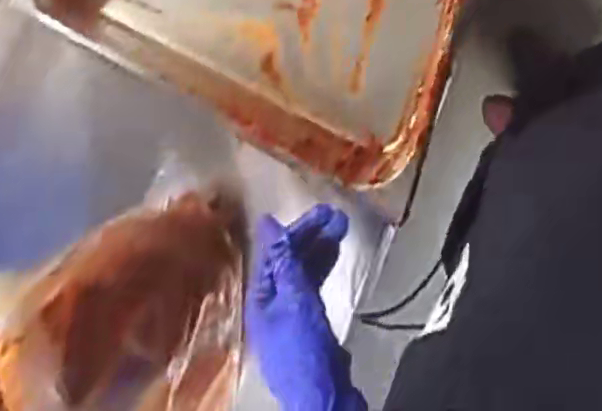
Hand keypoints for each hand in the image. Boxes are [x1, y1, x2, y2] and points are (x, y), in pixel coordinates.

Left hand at [247, 205, 365, 410]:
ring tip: (342, 227)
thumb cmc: (305, 347)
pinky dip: (322, 269)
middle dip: (311, 236)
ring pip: (301, 272)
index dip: (297, 229)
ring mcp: (287, 316)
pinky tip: (335, 254)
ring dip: (320, 249)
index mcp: (259, 298)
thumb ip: (283, 260)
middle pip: (288, 261)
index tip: (321, 210)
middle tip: (337, 216)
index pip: (275, 253)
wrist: (324, 400)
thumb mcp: (295, 299)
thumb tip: (265, 222)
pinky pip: (310, 287)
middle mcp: (269, 304)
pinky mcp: (305, 325)